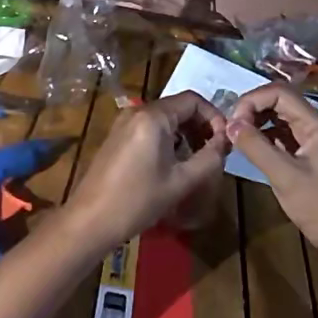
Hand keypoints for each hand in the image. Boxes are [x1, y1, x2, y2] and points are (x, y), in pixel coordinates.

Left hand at [69, 91, 229, 242]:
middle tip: (215, 152)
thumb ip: (209, 158)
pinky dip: (167, 138)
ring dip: (185, 133)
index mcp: (153, 116)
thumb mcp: (182, 181)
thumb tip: (225, 141)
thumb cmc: (139, 199)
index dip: (214, 117)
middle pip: (178, 107)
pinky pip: (149, 128)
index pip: (193, 100)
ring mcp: (123, 123)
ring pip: (164, 118)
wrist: (91, 218)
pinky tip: (174, 163)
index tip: (225, 141)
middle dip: (200, 126)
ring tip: (198, 160)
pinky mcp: (117, 136)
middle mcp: (136, 112)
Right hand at [227, 84, 317, 251]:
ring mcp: (312, 139)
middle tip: (231, 129)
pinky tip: (250, 147)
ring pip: (279, 116)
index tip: (233, 122)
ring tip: (237, 137)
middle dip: (252, 109)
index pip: (279, 93)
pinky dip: (263, 135)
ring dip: (256, 121)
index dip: (252, 101)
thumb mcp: (284, 176)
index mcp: (317, 125)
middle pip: (279, 101)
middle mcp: (316, 125)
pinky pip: (282, 133)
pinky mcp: (307, 153)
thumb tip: (229, 124)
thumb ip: (256, 147)